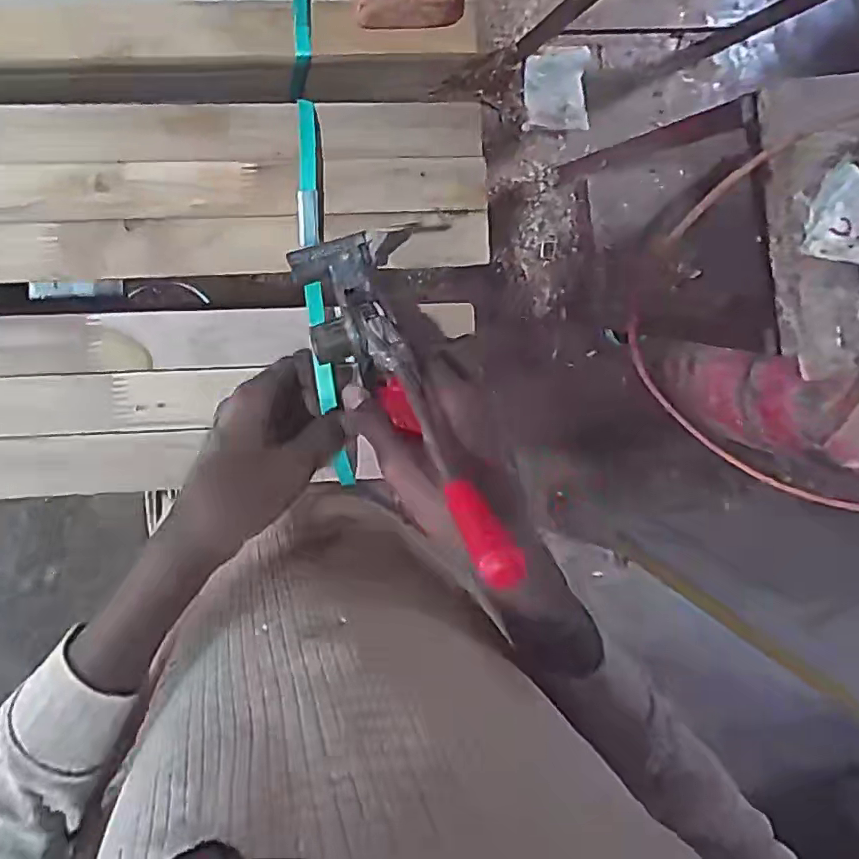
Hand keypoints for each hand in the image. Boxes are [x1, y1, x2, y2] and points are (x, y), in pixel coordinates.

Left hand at [161, 350, 346, 563]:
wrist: (198, 534)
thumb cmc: (243, 494)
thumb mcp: (294, 464)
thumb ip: (326, 434)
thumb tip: (350, 415)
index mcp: (253, 395)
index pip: (297, 364)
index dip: (327, 376)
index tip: (350, 399)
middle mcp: (245, 402)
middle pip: (292, 386)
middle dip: (325, 403)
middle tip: (353, 426)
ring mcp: (241, 425)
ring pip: (286, 411)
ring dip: (315, 423)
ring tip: (344, 444)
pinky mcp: (241, 448)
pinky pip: (276, 431)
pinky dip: (299, 439)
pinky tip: (322, 458)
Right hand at [340, 311, 603, 674]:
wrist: (509, 553)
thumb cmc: (454, 512)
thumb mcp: (405, 471)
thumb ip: (377, 425)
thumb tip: (349, 386)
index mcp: (455, 397)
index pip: (422, 341)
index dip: (393, 321)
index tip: (366, 305)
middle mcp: (472, 393)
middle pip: (431, 351)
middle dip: (396, 343)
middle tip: (360, 345)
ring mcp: (481, 409)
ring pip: (439, 372)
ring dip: (407, 367)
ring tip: (371, 371)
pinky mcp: (482, 425)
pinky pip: (446, 392)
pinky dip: (420, 389)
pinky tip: (396, 405)